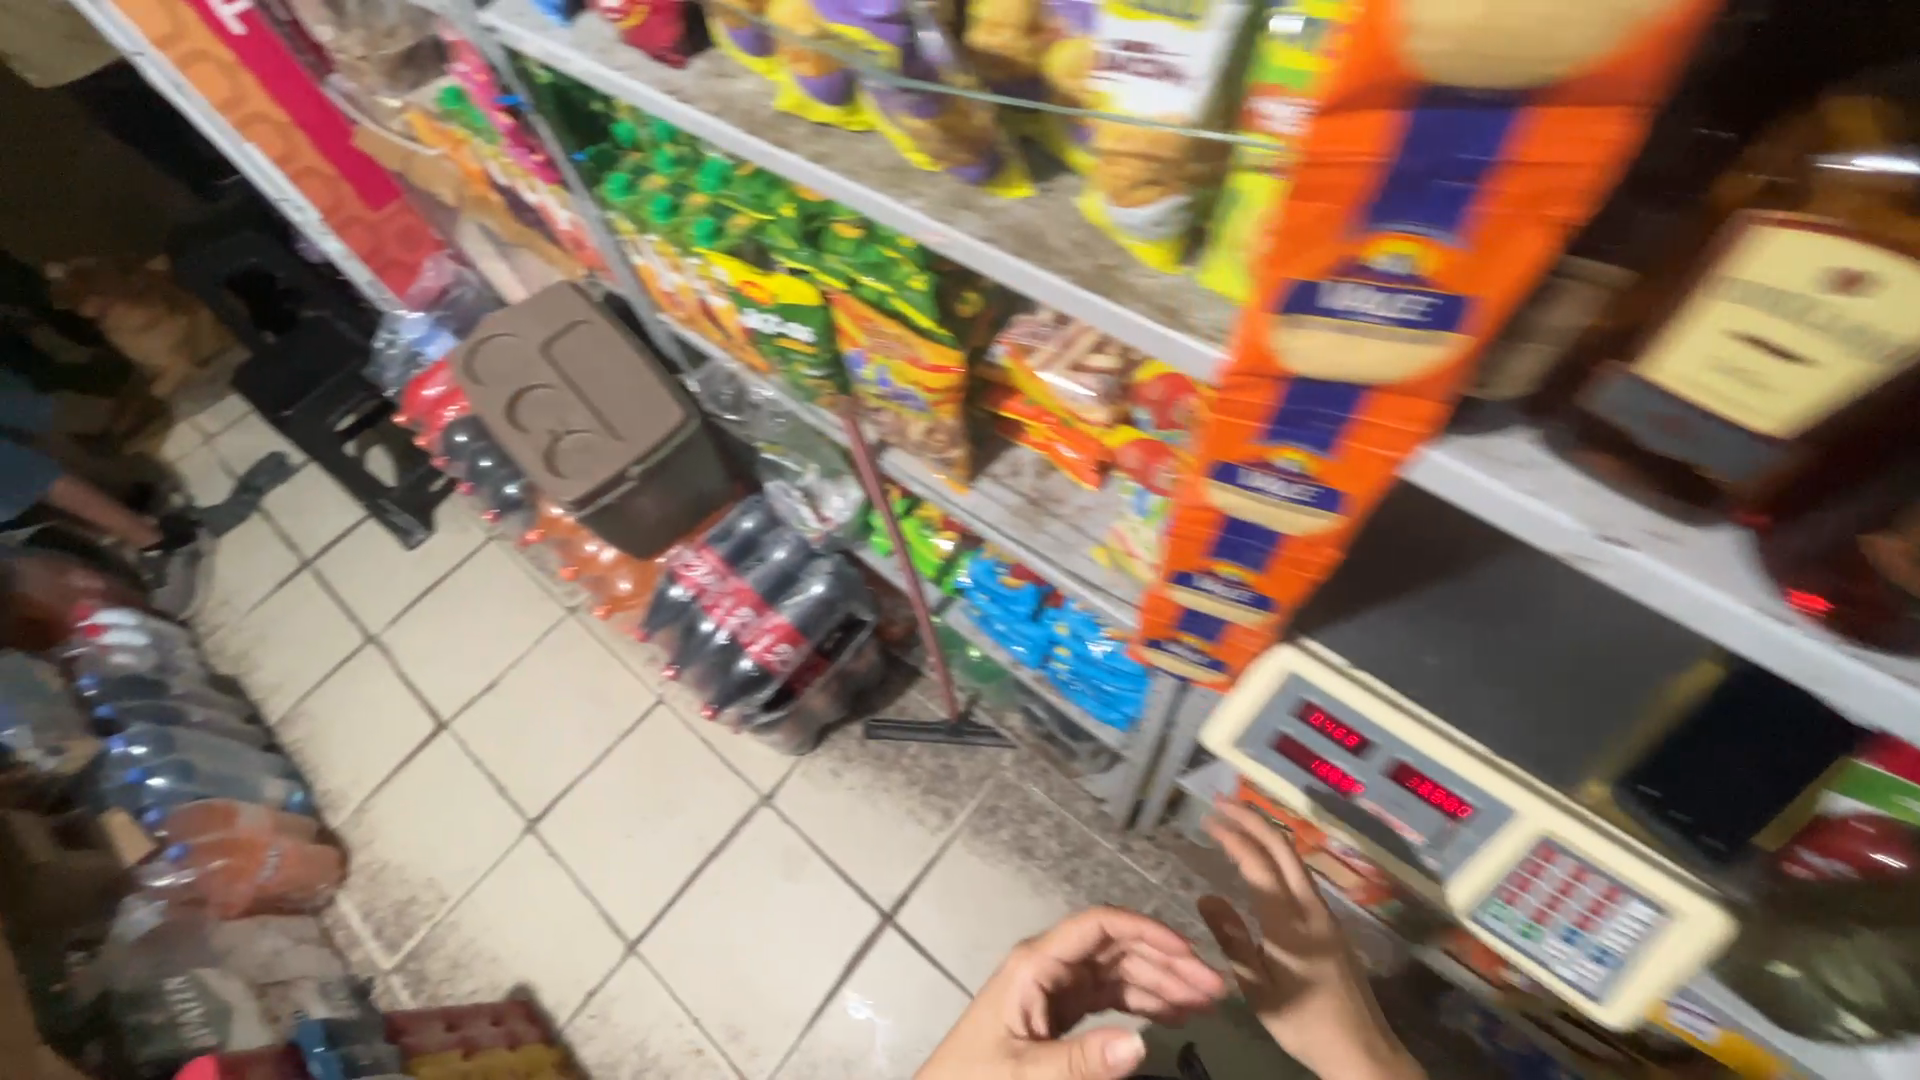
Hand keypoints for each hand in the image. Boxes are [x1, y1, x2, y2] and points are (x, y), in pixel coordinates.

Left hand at [917, 906, 1228, 1079]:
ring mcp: (1057, 985)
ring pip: (1118, 970)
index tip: (1188, 953)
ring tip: (1206, 1002)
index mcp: (1036, 962)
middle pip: (1115, 947)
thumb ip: (1081, 1061)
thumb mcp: (1026, 1073)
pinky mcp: (1062, 1009)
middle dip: (1165, 960)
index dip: (1144, 930)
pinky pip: (1111, 996)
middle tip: (1213, 988)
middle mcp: (1050, 964)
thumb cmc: (976, 1076)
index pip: (1097, 926)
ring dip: (1161, 981)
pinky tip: (1174, 1014)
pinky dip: (1144, 1002)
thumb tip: (1140, 1046)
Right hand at [1201, 799, 1423, 1079]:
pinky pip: (1300, 873)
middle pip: (1283, 848)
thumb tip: (1206, 895)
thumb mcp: (1257, 989)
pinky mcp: (1330, 924)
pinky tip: (1263, 858)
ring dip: (1266, 832)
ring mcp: (1325, 914)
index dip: (1233, 837)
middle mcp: (1310, 908)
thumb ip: (1232, 939)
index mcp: (1289, 922)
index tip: (1208, 819)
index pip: (1258, 864)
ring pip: (1295, 858)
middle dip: (1252, 819)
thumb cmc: (1303, 1022)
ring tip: (1238, 819)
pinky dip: (1277, 852)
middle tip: (1221, 802)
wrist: (1362, 1053)